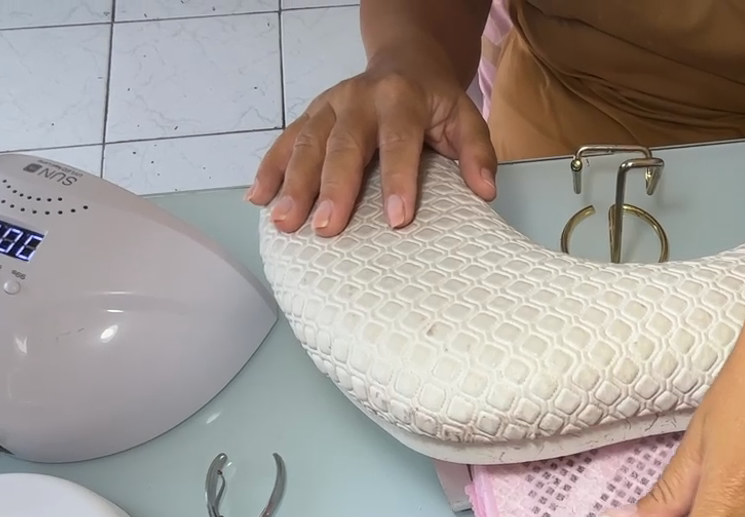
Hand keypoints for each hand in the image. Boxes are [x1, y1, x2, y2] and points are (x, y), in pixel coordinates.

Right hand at [249, 57, 495, 234]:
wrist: (406, 59)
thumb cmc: (437, 103)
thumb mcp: (467, 118)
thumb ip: (477, 153)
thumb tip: (486, 192)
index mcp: (400, 99)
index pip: (398, 142)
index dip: (398, 180)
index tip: (397, 220)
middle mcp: (358, 98)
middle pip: (342, 144)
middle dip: (332, 188)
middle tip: (325, 228)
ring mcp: (329, 105)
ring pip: (306, 143)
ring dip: (292, 184)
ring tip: (285, 222)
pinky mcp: (312, 115)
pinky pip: (286, 141)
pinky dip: (270, 169)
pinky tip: (258, 199)